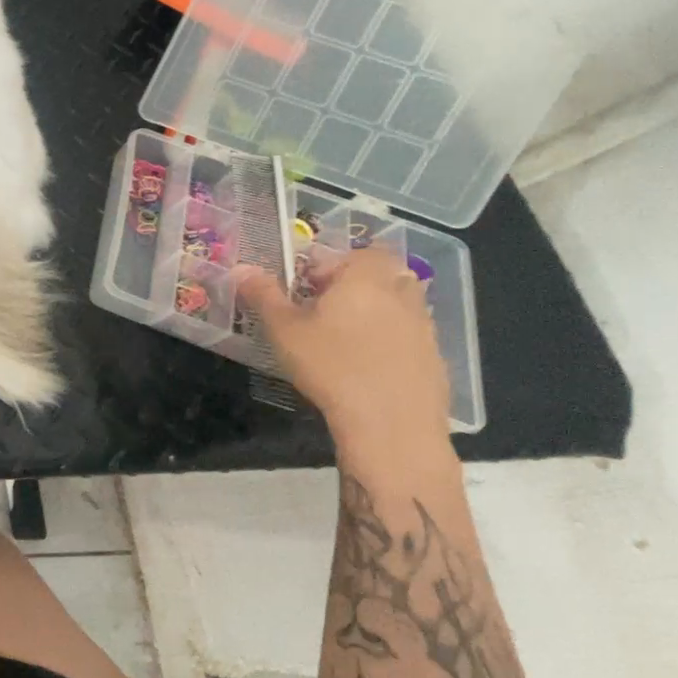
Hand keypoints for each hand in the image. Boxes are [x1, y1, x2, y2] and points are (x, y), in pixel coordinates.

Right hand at [234, 250, 450, 456]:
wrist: (393, 426)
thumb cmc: (332, 366)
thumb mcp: (283, 329)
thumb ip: (263, 295)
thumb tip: (242, 269)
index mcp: (367, 280)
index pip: (360, 252)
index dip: (334, 262)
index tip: (308, 286)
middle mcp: (402, 297)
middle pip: (386, 275)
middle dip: (359, 284)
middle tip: (326, 307)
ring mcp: (426, 330)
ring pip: (402, 306)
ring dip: (377, 312)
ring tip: (344, 337)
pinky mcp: (436, 362)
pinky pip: (411, 337)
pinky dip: (392, 341)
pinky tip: (366, 367)